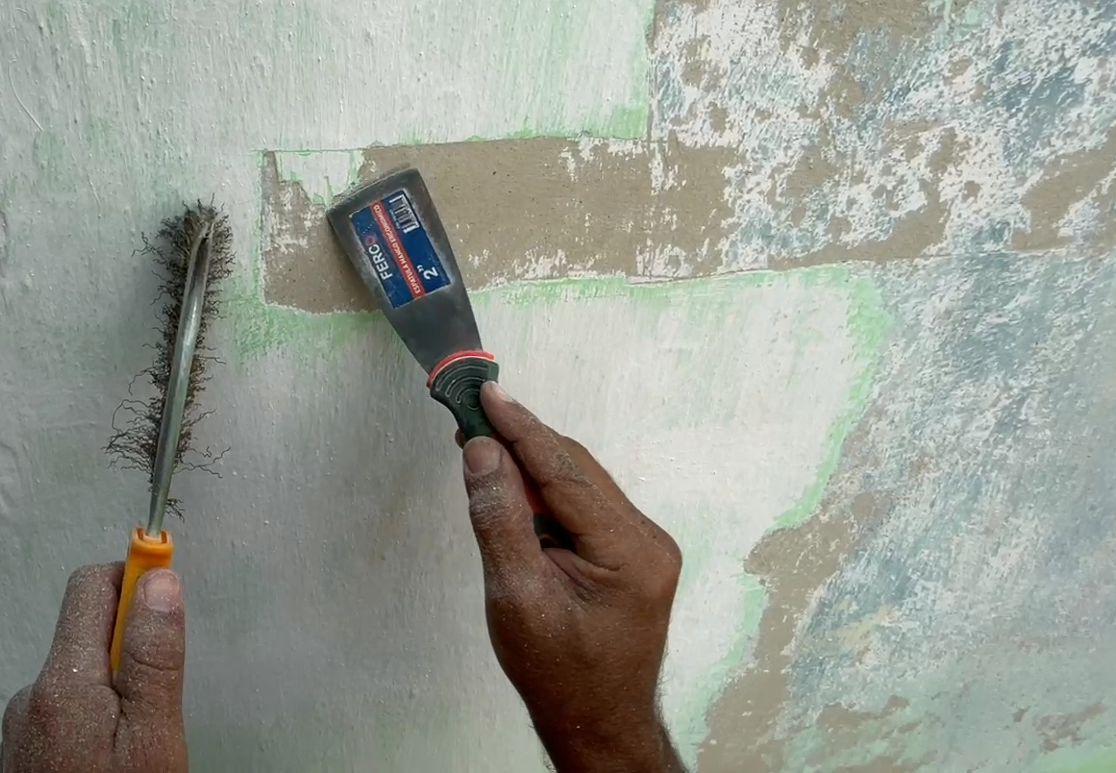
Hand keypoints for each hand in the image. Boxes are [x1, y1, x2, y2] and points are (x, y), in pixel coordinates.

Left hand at [0, 563, 187, 772]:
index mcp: (60, 682)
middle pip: (88, 632)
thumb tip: (159, 579)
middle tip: (156, 703)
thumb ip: (154, 658)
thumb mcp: (152, 739)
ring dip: (112, 689)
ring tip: (133, 746)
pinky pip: (65, 709)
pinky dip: (93, 720)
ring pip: (81, 674)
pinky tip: (108, 761)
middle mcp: (30, 696)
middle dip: (129, 649)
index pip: (91, 585)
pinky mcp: (21, 753)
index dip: (134, 582)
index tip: (166, 607)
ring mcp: (21, 728)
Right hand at [459, 383, 685, 772]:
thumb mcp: (516, 594)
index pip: (563, 471)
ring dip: (527, 460)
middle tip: (469, 417)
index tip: (486, 392)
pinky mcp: (628, 549)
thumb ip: (498, 517)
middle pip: (573, 467)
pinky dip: (541, 485)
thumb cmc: (556, 670)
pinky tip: (510, 482)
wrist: (596, 724)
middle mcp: (646, 537)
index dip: (520, 428)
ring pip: (575, 478)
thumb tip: (482, 449)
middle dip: (519, 439)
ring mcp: (641, 542)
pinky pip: (578, 499)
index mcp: (629, 550)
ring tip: (480, 446)